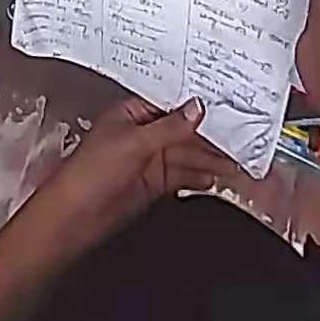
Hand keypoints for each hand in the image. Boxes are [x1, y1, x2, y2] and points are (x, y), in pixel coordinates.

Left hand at [27, 97, 237, 253]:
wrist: (78, 215)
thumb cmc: (93, 170)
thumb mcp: (135, 142)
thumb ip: (169, 127)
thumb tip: (196, 108)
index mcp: (131, 114)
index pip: (170, 105)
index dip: (196, 106)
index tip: (224, 105)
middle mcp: (141, 134)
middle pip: (181, 131)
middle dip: (209, 136)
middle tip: (241, 139)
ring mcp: (147, 160)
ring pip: (185, 155)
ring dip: (210, 158)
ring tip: (236, 161)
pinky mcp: (152, 183)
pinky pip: (181, 176)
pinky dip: (199, 177)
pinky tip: (216, 178)